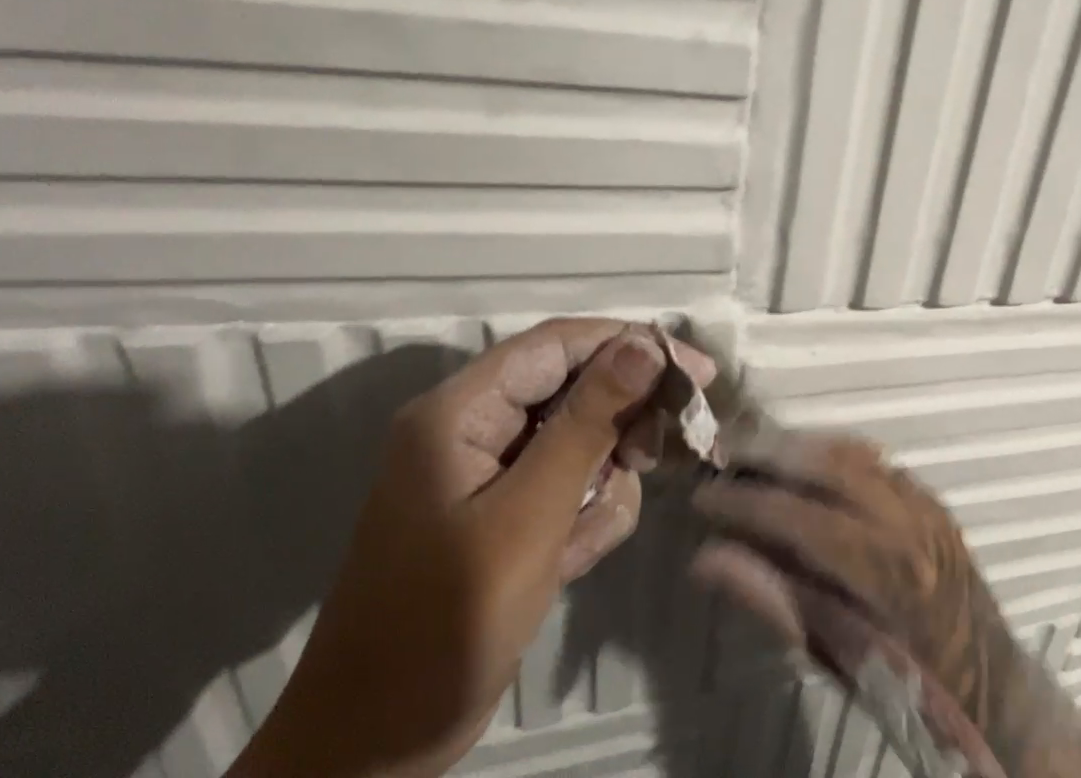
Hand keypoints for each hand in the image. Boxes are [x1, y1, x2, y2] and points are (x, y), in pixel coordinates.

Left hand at [228, 319, 713, 777]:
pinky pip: (571, 490)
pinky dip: (586, 519)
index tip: (701, 372)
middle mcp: (474, 430)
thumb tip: (640, 346)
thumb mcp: (529, 516)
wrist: (380, 736)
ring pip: (583, 443)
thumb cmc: (447, 620)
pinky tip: (570, 561)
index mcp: (460, 413)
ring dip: (602, 485)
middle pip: (575, 390)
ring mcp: (490, 476)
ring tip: (582, 537)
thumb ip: (587, 423)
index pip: (559, 344)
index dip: (632, 344)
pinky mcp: (507, 517)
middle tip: (656, 459)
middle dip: (620, 425)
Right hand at [689, 432, 1080, 777]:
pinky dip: (830, 453)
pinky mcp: (931, 498)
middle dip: (770, 451)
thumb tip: (707, 558)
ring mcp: (926, 503)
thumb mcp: (837, 658)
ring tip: (752, 450)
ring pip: (854, 452)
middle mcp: (911, 523)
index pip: (803, 519)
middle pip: (830, 465)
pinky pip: (874, 459)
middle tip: (722, 453)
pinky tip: (800, 461)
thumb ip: (776, 602)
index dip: (747, 502)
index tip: (702, 496)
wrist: (988, 678)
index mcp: (888, 573)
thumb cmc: (908, 684)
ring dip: (799, 445)